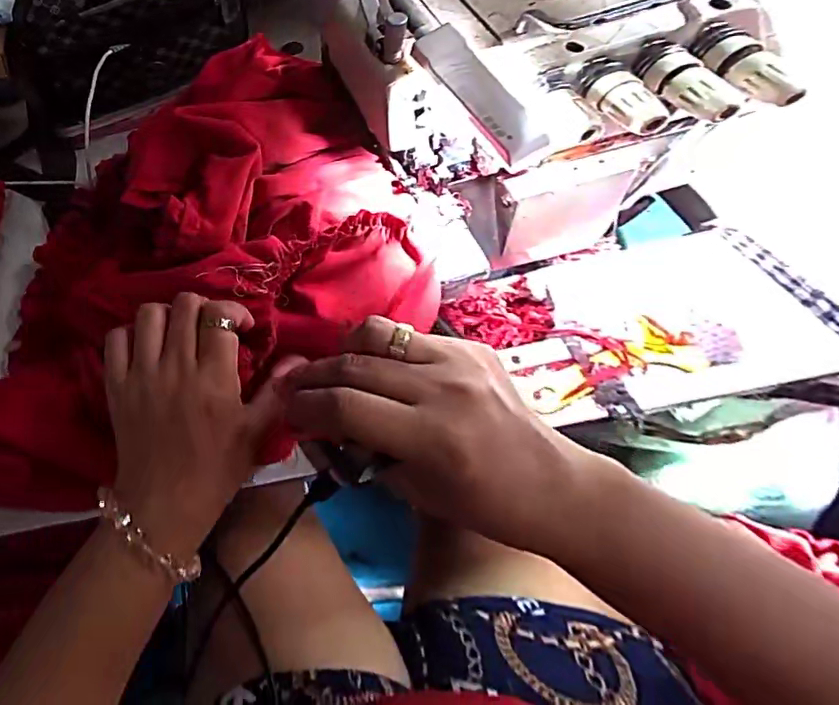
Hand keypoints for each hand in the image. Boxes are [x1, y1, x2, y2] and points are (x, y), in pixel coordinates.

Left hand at [103, 293, 298, 561]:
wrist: (162, 507)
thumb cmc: (215, 471)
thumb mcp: (256, 434)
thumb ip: (278, 392)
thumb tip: (298, 357)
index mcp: (213, 380)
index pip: (219, 315)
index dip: (234, 312)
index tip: (241, 328)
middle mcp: (176, 368)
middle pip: (185, 305)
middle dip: (204, 308)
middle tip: (210, 328)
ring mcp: (141, 374)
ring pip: (150, 313)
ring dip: (168, 315)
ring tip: (177, 333)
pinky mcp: (115, 384)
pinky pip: (116, 337)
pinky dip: (130, 334)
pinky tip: (146, 348)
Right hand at [283, 316, 622, 557]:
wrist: (552, 483)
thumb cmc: (483, 504)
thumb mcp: (414, 492)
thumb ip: (363, 452)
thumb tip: (320, 423)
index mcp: (432, 437)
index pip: (345, 408)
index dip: (306, 407)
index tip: (285, 408)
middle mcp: (443, 388)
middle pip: (354, 366)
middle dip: (314, 375)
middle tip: (293, 383)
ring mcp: (459, 360)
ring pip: (378, 334)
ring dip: (344, 349)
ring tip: (332, 365)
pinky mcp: (470, 345)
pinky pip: (409, 336)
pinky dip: (383, 349)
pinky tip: (378, 365)